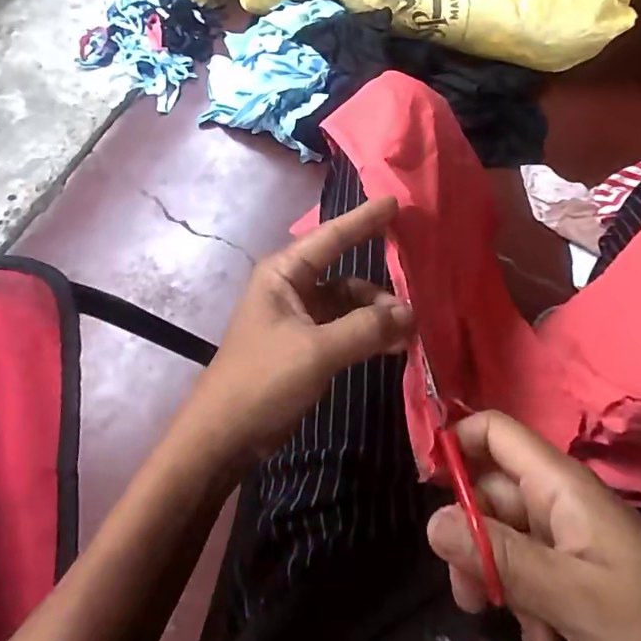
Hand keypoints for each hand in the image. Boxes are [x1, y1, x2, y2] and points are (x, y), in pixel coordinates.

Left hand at [179, 196, 414, 463]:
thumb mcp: (317, 351)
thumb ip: (366, 328)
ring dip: (378, 317)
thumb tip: (411, 314)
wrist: (223, 439)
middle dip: (381, 289)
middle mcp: (293, 288)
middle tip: (417, 303)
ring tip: (408, 335)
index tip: (395, 201)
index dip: (365, 219)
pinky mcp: (307, 347)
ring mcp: (300, 319)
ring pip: (351, 306)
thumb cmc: (262, 381)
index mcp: (285, 274)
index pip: (332, 236)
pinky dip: (370, 336)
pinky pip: (347, 330)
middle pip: (348, 276)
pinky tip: (394, 348)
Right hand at [426, 411, 640, 640]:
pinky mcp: (578, 586)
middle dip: (472, 541)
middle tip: (469, 594)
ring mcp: (570, 546)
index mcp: (561, 485)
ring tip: (514, 634)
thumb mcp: (573, 596)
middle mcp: (560, 505)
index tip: (423, 488)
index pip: (496, 433)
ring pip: (506, 547)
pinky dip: (529, 626)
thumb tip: (430, 519)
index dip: (456, 444)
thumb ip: (501, 555)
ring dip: (499, 590)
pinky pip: (532, 588)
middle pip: (492, 496)